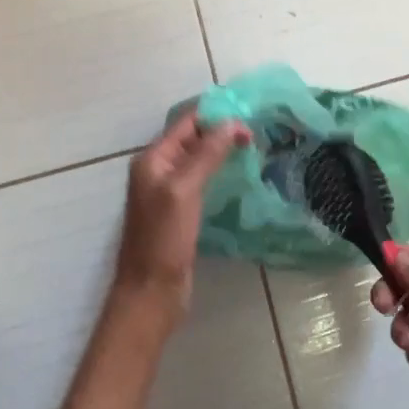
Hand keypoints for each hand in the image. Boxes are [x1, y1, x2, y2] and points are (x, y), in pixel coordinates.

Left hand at [114, 111, 250, 313]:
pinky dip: (220, 174)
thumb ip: (206, 154)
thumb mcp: (184, 190)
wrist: (151, 292)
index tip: (250, 118)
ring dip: (223, 153)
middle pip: (193, 139)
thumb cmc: (164, 238)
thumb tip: (231, 123)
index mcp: (154, 159)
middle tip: (257, 137)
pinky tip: (240, 178)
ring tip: (254, 152)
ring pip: (200, 160)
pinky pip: (202, 182)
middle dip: (222, 132)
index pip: (187, 123)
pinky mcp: (181, 212)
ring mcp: (170, 192)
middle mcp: (159, 170)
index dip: (216, 116)